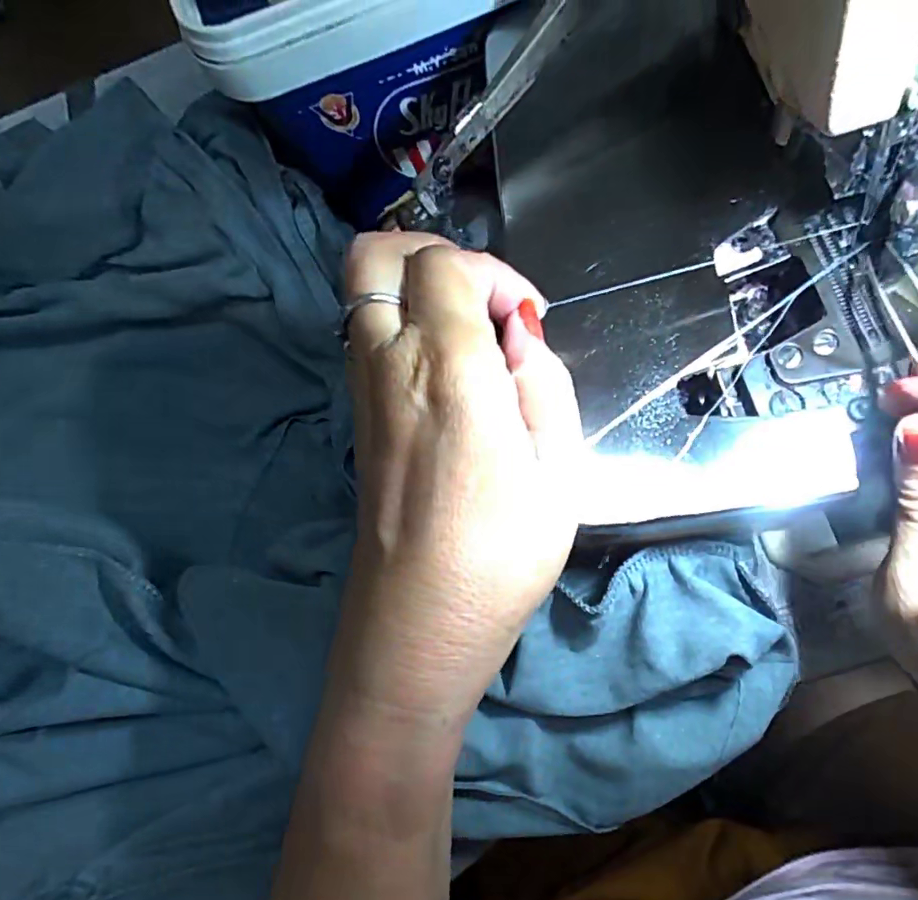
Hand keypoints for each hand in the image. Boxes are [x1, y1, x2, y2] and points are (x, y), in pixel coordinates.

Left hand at [326, 232, 580, 729]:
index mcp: (447, 369)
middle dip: (436, 256)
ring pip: (363, 296)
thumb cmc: (502, 557)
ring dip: (419, 294)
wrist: (421, 624)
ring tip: (476, 348)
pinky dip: (405, 331)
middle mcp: (388, 366)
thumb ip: (544, 385)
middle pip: (376, 257)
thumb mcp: (559, 473)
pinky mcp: (357, 423)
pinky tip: (452, 381)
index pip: (444, 265)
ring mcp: (362, 394)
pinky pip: (366, 340)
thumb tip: (520, 338)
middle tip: (487, 307)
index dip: (494, 273)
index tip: (529, 323)